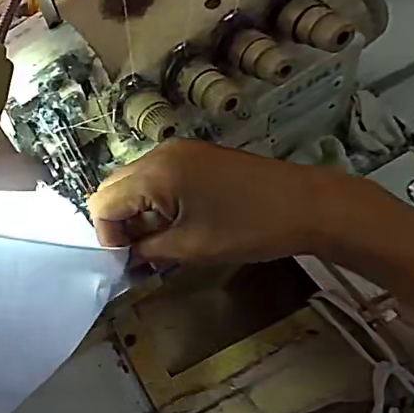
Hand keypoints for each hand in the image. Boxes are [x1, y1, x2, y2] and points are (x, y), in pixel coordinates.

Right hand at [87, 139, 376, 265]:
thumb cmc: (250, 228)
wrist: (311, 205)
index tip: (127, 260)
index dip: (107, 236)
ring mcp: (177, 151)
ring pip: (132, 182)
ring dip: (136, 212)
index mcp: (155, 174)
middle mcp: (159, 154)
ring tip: (160, 240)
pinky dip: (154, 200)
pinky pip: (155, 177)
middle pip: (112, 188)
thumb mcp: (191, 248)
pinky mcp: (194, 155)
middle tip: (139, 252)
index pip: (102, 203)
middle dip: (117, 222)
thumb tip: (126, 254)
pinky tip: (177, 222)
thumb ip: (147, 249)